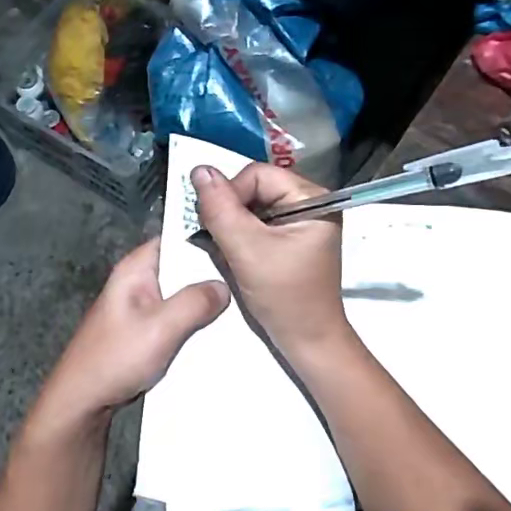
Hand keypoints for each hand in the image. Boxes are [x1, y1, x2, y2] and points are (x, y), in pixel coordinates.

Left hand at [32, 238, 228, 436]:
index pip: (175, 238)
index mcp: (135, 269)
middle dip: (211, 273)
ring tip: (245, 303)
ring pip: (183, 295)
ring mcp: (143, 307)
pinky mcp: (147, 331)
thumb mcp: (160, 327)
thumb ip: (194, 302)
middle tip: (250, 278)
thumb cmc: (117, 357)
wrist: (85, 400)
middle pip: (182, 267)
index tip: (240, 244)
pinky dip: (196, 322)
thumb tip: (224, 285)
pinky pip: (178, 318)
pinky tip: (222, 329)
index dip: (206, 238)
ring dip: (206, 302)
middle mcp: (139, 282)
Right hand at [191, 163, 347, 353]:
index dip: (230, 193)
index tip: (214, 224)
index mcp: (311, 198)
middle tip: (217, 236)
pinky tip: (233, 253)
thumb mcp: (247, 250)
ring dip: (231, 223)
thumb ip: (221, 209)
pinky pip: (255, 222)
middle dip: (229, 209)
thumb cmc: (284, 296)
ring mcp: (299, 222)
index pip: (257, 174)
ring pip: (251, 205)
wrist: (308, 340)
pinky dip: (238, 234)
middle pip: (254, 187)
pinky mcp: (289, 239)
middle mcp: (308, 203)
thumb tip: (199, 170)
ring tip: (225, 247)